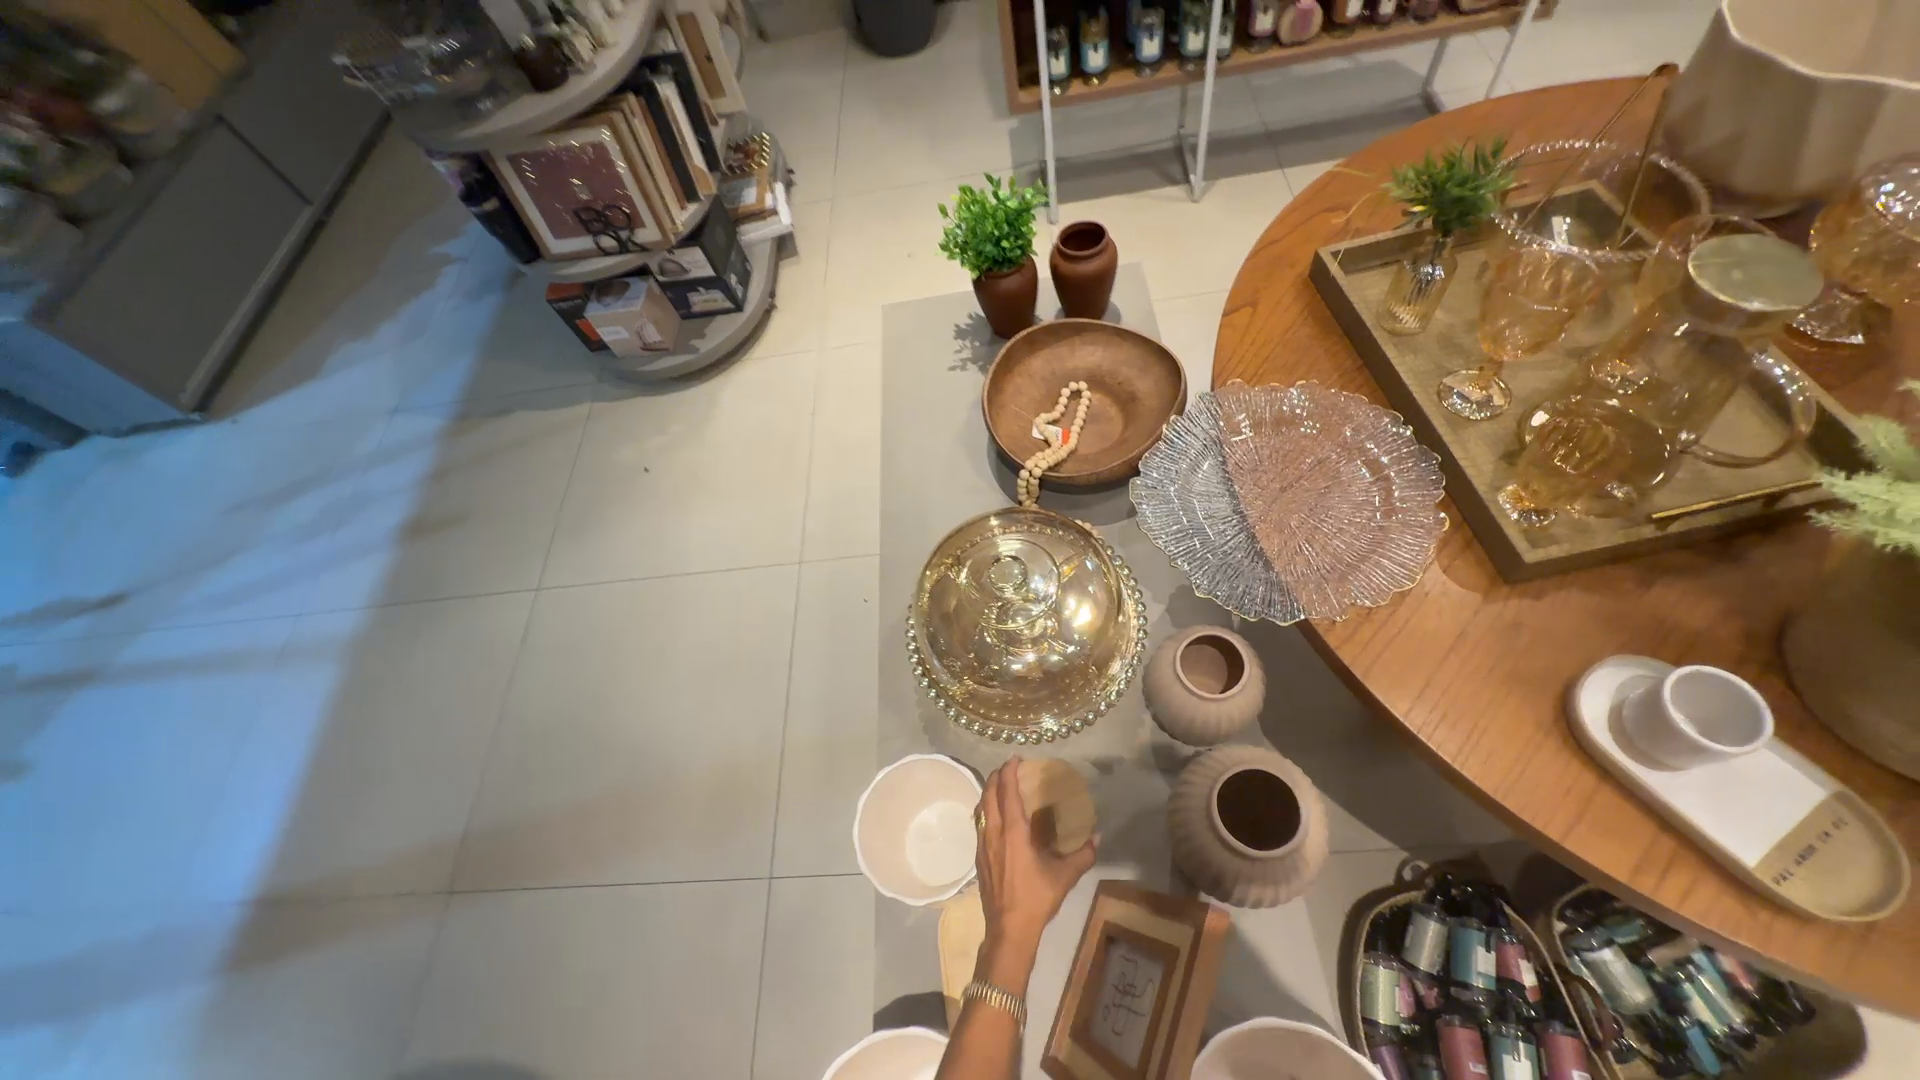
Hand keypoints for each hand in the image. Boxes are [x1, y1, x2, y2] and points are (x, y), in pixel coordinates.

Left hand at [974, 758, 1097, 961]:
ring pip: (980, 810)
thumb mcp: (1064, 877)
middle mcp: (993, 834)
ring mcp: (982, 846)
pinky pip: (979, 825)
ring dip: (989, 793)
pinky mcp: (979, 859)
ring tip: (1001, 787)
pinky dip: (986, 811)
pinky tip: (997, 817)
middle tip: (1009, 768)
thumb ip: (1083, 855)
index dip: (1009, 772)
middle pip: (988, 796)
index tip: (1015, 759)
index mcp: (1013, 833)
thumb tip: (1098, 836)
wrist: (1008, 929)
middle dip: (997, 778)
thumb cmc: (1036, 899)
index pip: (1007, 793)